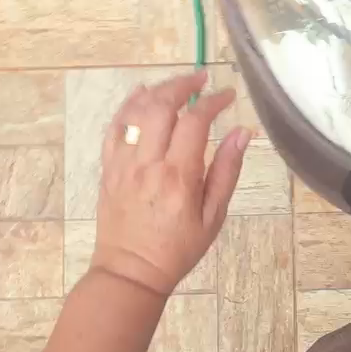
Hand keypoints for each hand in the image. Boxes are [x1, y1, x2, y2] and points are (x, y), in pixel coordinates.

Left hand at [90, 70, 251, 296]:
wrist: (130, 272)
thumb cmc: (178, 248)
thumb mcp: (214, 216)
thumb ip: (227, 171)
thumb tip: (242, 133)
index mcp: (178, 177)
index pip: (195, 122)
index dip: (213, 101)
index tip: (228, 95)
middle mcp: (148, 164)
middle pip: (161, 106)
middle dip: (183, 84)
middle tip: (202, 79)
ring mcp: (123, 164)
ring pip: (136, 112)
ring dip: (158, 90)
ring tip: (178, 84)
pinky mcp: (108, 168)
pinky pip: (115, 128)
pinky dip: (128, 105)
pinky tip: (142, 93)